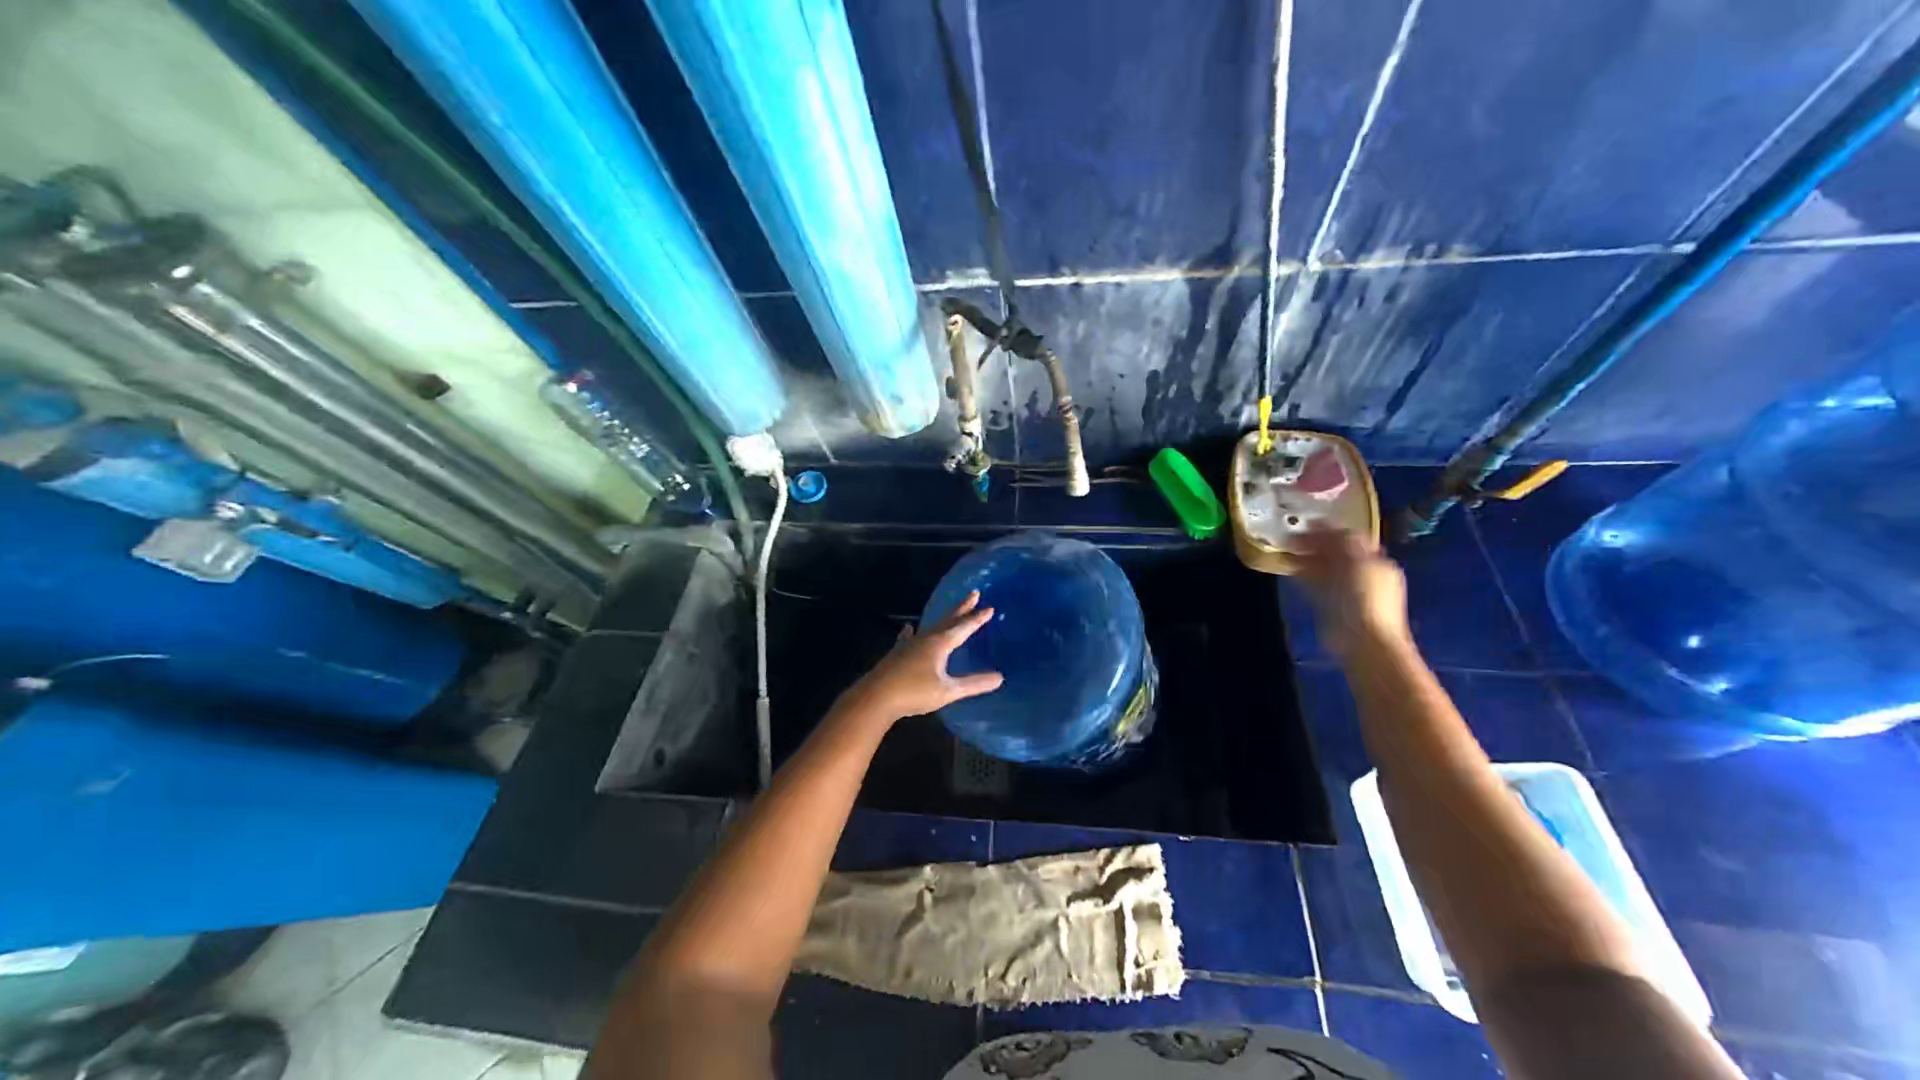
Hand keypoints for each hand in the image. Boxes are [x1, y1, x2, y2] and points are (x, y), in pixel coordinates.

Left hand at [838, 591, 1004, 722]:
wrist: (875, 697)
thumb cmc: (914, 692)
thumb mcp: (948, 691)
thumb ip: (973, 684)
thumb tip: (999, 678)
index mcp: (939, 643)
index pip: (963, 627)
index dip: (977, 619)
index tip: (989, 607)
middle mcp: (925, 638)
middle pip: (947, 620)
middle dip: (962, 608)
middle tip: (973, 593)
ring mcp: (909, 644)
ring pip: (931, 626)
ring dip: (944, 618)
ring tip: (950, 611)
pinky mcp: (898, 653)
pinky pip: (909, 636)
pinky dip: (912, 631)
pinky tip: (908, 628)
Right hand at [1293, 526, 1412, 658]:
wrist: (1364, 641)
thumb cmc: (1363, 598)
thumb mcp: (1355, 562)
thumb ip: (1341, 542)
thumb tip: (1324, 527)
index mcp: (1377, 562)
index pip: (1352, 538)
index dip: (1328, 529)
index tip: (1305, 524)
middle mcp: (1367, 575)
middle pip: (1338, 553)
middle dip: (1316, 545)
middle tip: (1292, 539)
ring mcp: (1352, 593)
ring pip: (1327, 570)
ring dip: (1309, 560)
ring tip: (1289, 554)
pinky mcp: (1336, 608)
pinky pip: (1320, 586)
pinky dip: (1307, 578)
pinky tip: (1294, 573)